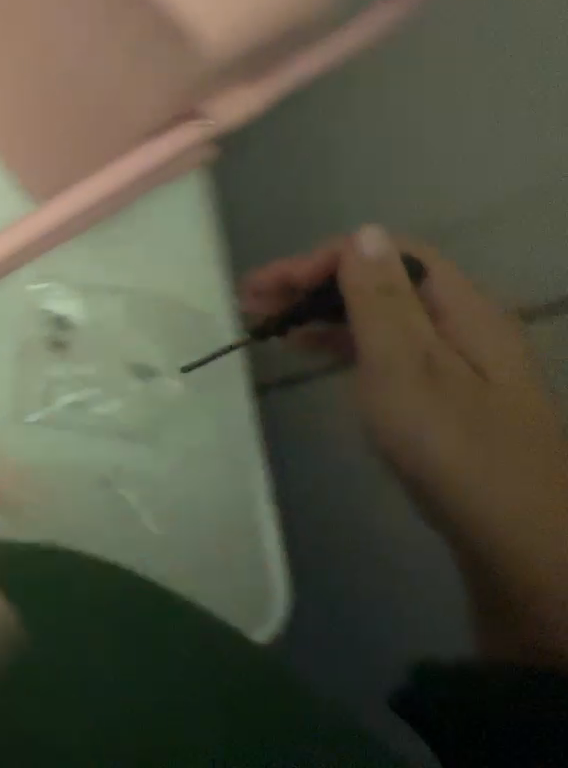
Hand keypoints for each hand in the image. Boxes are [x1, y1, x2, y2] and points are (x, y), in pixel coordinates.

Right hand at [242, 227, 567, 663]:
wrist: (517, 533)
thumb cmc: (452, 443)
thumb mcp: (405, 364)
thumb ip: (381, 298)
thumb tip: (363, 233)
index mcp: (462, 311)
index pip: (390, 254)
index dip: (324, 259)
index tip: (268, 288)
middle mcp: (463, 325)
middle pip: (382, 279)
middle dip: (311, 282)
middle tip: (249, 303)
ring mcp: (454, 360)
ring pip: (378, 311)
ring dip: (318, 309)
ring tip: (265, 325)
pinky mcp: (441, 390)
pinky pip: (381, 343)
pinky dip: (337, 338)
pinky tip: (307, 352)